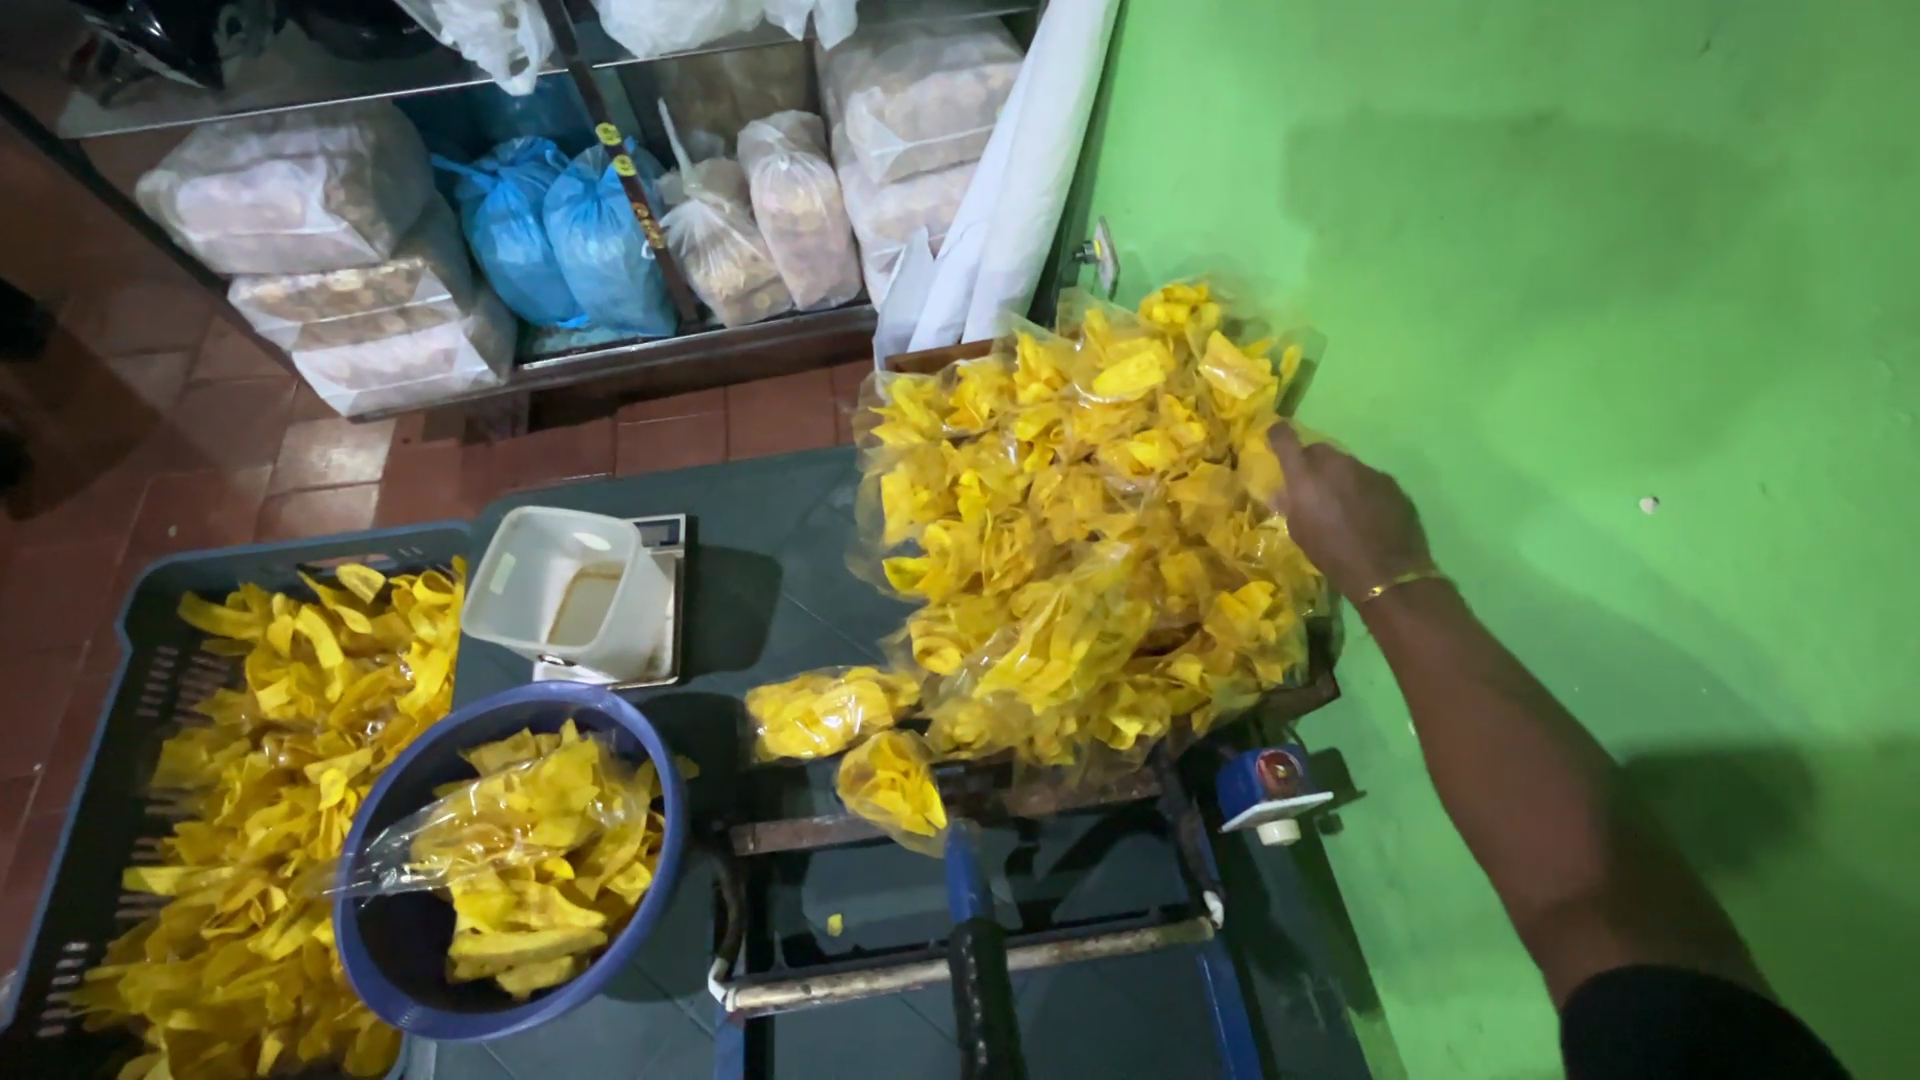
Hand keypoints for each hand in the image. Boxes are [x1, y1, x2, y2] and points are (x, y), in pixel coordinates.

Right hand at [1266, 420, 1434, 602]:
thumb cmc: (1330, 554)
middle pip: (1319, 450)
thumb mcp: (1299, 532)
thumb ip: (1290, 505)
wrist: (1385, 570)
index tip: (1275, 434)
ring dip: (1338, 477)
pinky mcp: (1389, 482)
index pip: (1286, 439)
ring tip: (1341, 504)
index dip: (1278, 434)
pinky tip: (1365, 513)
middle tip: (1311, 484)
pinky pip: (1368, 478)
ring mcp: (1366, 471)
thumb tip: (1283, 491)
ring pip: (1345, 464)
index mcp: (1306, 476)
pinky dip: (1361, 489)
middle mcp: (1336, 465)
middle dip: (1311, 462)